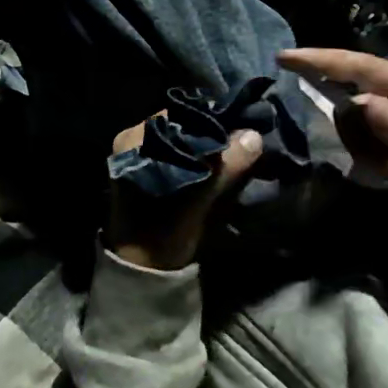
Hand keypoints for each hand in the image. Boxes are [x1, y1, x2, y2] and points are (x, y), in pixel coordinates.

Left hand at [107, 117, 262, 270]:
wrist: (141, 272)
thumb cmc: (162, 233)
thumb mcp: (197, 198)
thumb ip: (225, 166)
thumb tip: (254, 135)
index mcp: (134, 141)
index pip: (178, 114)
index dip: (210, 118)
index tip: (239, 124)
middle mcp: (133, 143)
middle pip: (181, 127)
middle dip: (211, 133)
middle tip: (242, 137)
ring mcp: (139, 160)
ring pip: (182, 142)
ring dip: (207, 147)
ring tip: (236, 150)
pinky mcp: (150, 177)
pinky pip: (179, 157)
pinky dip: (199, 160)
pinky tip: (219, 166)